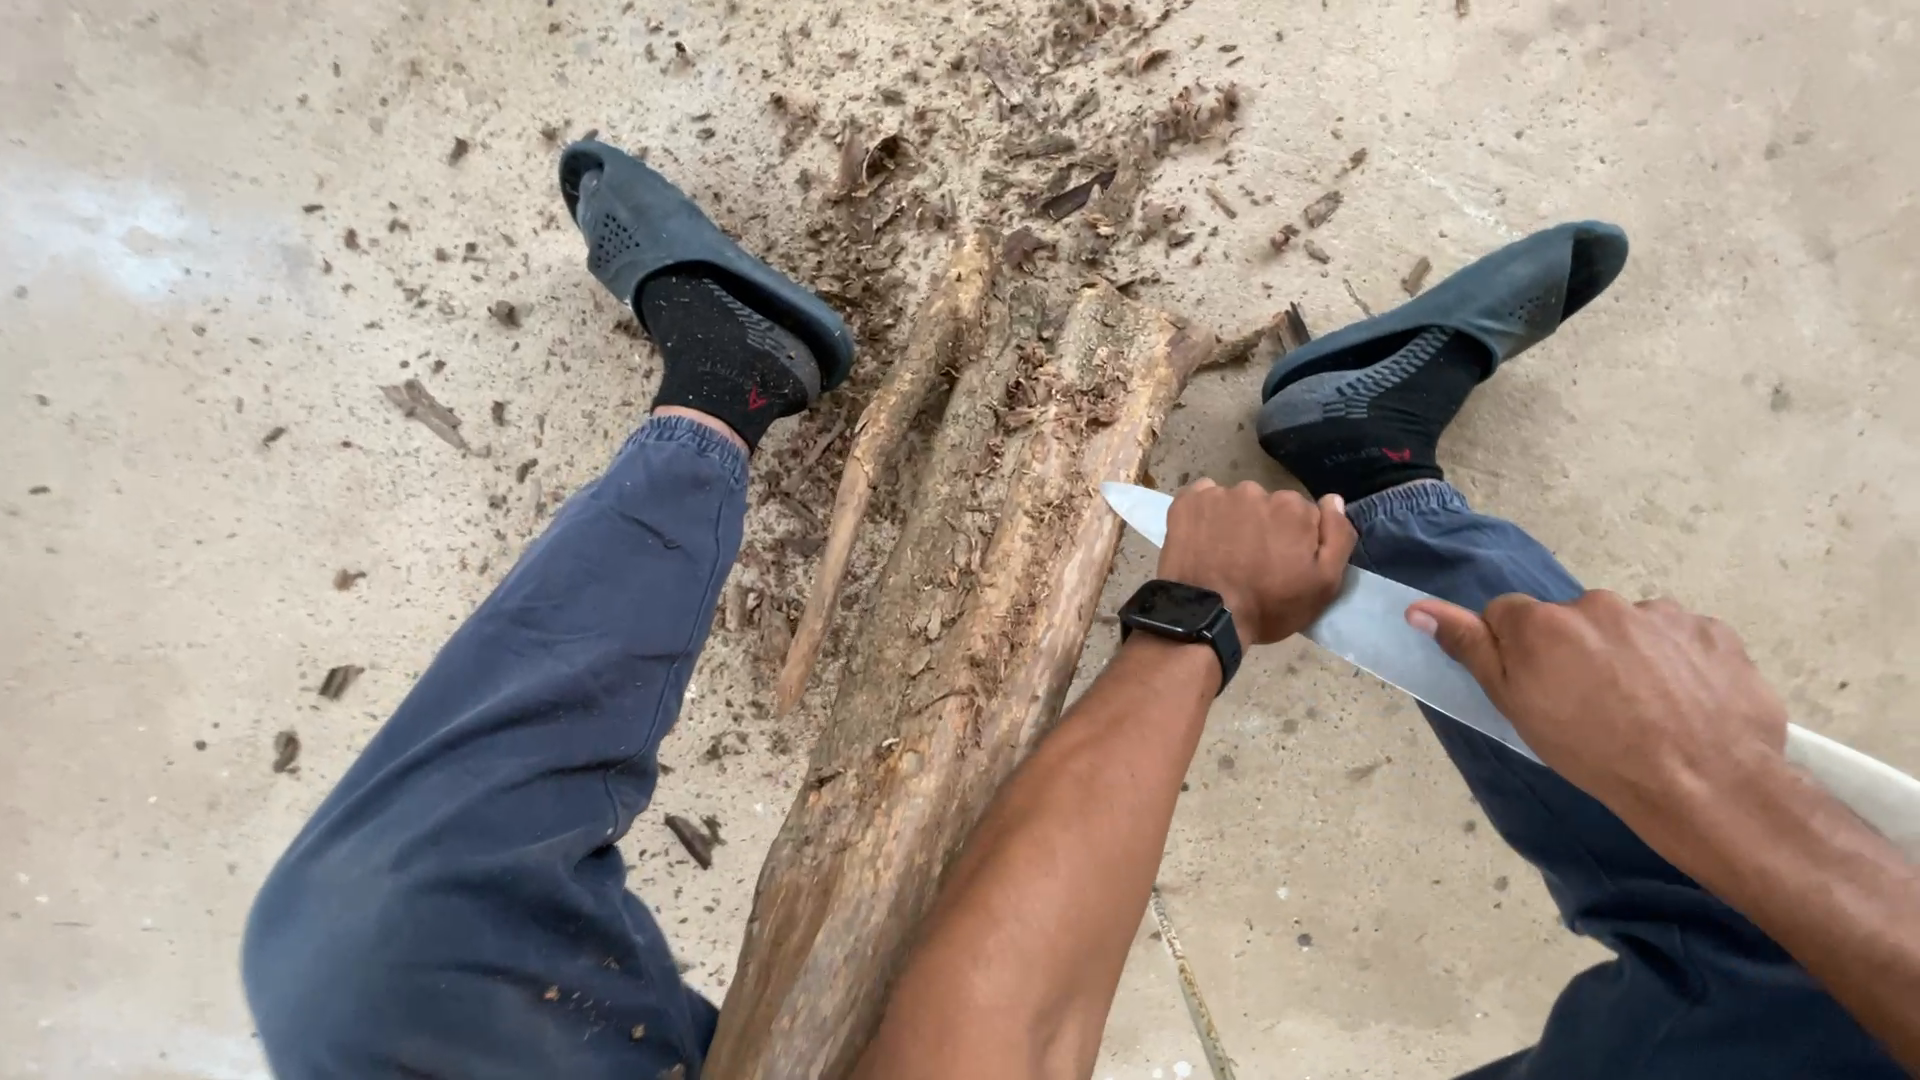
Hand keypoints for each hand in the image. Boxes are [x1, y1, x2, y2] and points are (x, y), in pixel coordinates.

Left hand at [1156, 480, 1356, 645]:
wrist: (1206, 617)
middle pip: (1266, 505)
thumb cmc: (1269, 605)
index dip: (1294, 539)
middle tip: (1251, 561)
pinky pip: (1202, 498)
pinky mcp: (1186, 502)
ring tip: (1224, 554)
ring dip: (1233, 521)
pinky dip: (1204, 514)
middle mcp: (1255, 491)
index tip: (1282, 562)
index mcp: (1293, 507)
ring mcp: (1217, 495)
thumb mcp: (1324, 583)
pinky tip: (1202, 538)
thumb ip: (1338, 536)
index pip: (1301, 514)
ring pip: (1234, 502)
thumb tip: (1332, 500)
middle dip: (1262, 527)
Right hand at [1407, 591, 1788, 835]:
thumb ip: (1469, 648)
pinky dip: (1677, 658)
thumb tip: (1418, 609)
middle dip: (1573, 647)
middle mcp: (1596, 604)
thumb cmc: (1591, 750)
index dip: (1515, 648)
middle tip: (1589, 700)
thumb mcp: (1513, 705)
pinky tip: (1684, 698)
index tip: (1535, 684)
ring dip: (1625, 651)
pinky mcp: (1715, 631)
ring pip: (1625, 626)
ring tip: (1644, 703)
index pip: (1506, 614)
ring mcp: (1661, 615)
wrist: (1705, 786)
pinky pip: (1680, 635)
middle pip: (1567, 618)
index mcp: (1541, 622)